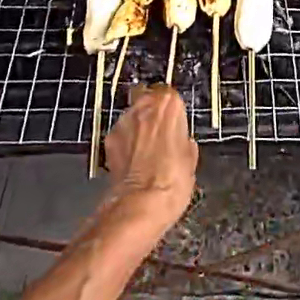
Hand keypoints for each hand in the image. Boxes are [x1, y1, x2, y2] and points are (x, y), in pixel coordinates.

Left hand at [103, 85, 197, 225]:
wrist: (141, 204)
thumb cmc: (173, 180)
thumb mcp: (191, 157)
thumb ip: (184, 139)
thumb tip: (182, 142)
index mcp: (170, 104)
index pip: (170, 95)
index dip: (172, 111)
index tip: (175, 124)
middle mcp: (145, 105)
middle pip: (148, 98)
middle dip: (152, 112)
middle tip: (159, 134)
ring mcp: (124, 121)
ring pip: (132, 115)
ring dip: (138, 126)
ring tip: (144, 151)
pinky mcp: (109, 139)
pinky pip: (120, 134)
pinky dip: (125, 142)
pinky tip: (131, 161)